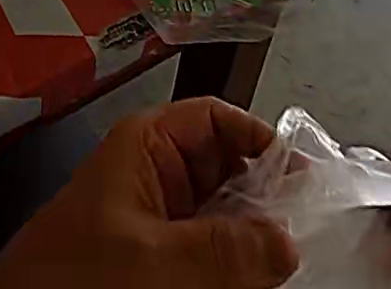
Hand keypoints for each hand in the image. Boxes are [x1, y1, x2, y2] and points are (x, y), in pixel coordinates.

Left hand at [0, 99, 299, 288]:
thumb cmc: (79, 272)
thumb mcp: (154, 260)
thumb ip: (223, 250)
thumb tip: (289, 241)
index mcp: (148, 143)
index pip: (214, 118)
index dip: (259, 138)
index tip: (305, 175)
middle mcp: (158, 167)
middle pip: (227, 164)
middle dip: (266, 194)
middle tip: (311, 227)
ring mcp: (162, 211)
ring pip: (225, 208)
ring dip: (257, 233)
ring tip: (293, 256)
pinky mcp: (163, 251)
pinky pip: (213, 244)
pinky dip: (238, 260)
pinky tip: (260, 277)